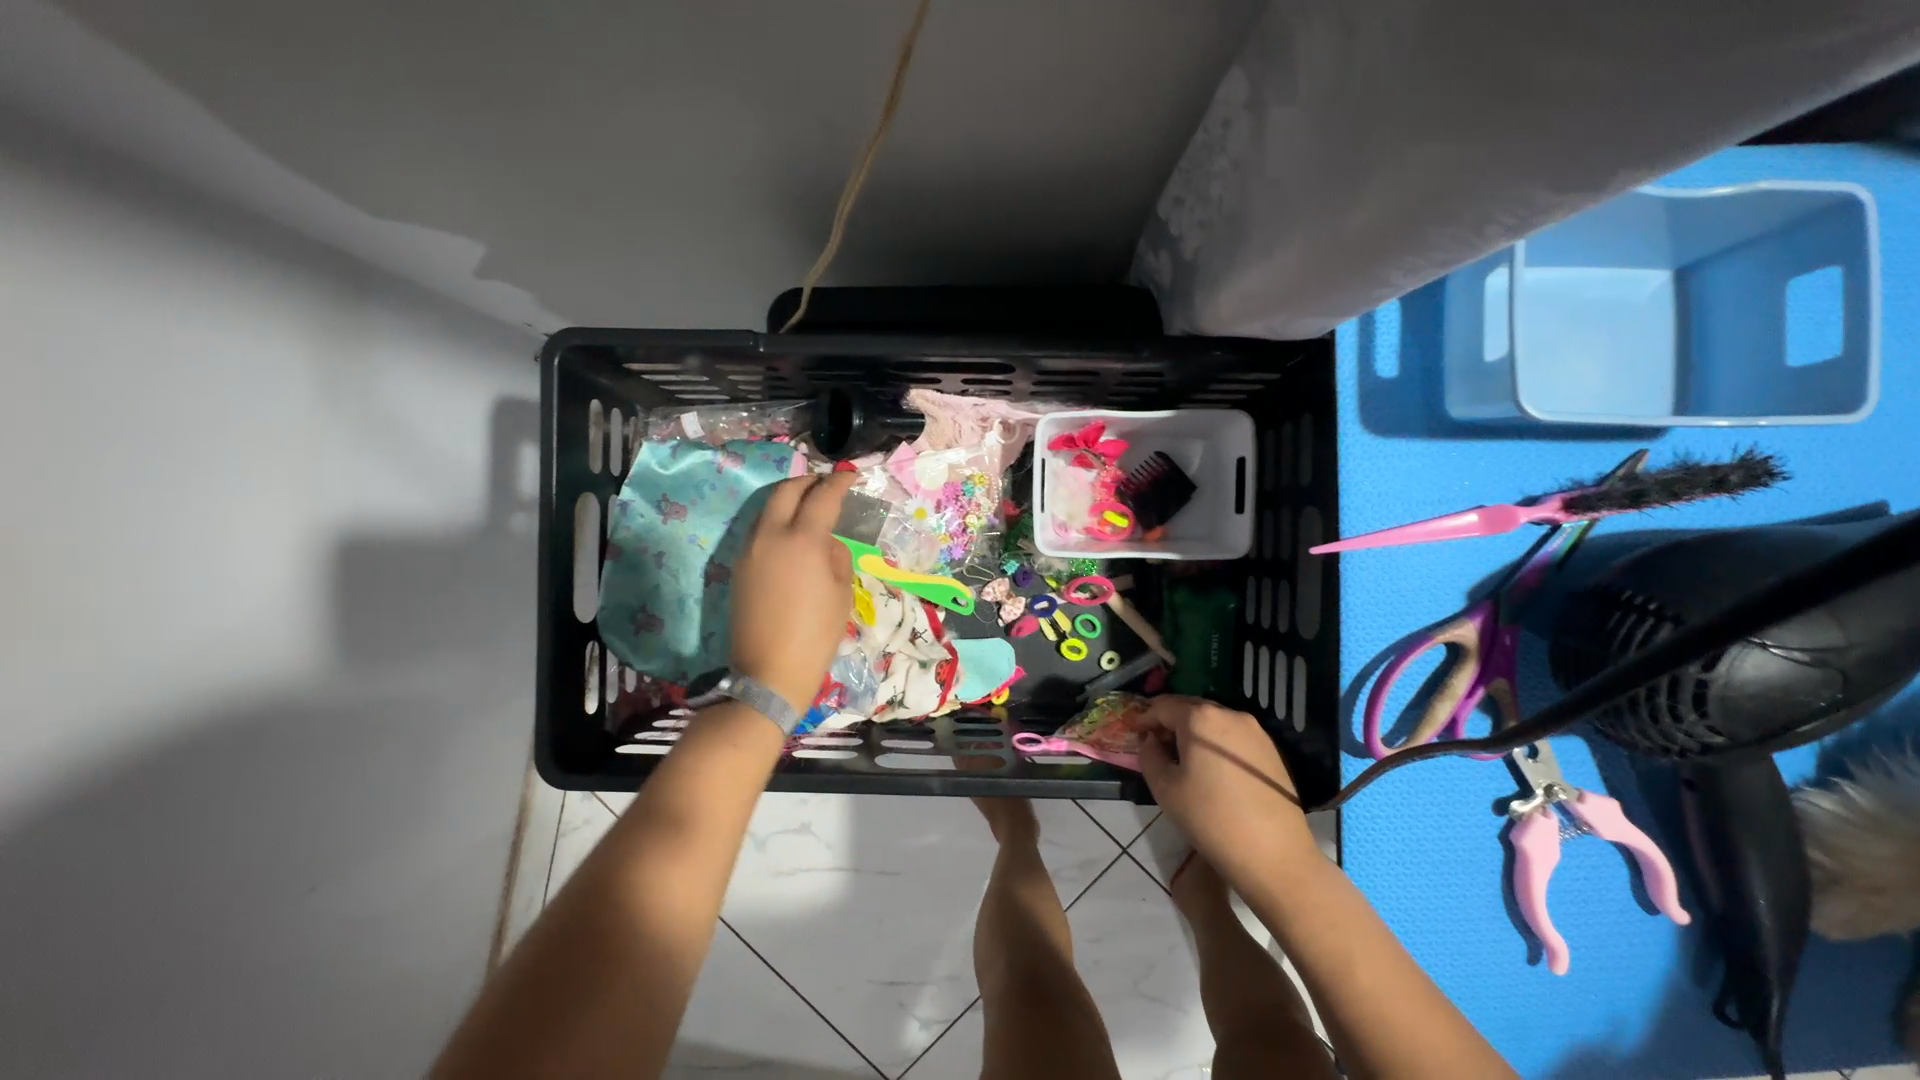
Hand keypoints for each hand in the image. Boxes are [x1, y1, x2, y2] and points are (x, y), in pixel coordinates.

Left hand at [729, 473, 855, 710]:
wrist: (769, 671)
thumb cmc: (816, 634)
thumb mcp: (842, 593)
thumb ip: (836, 556)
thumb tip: (825, 544)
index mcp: (802, 540)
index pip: (822, 496)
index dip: (839, 483)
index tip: (852, 476)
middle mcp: (771, 535)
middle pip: (786, 491)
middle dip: (808, 482)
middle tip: (826, 485)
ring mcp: (749, 550)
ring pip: (767, 509)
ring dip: (788, 500)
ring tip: (808, 506)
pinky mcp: (739, 566)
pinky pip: (759, 531)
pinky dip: (776, 521)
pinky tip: (791, 535)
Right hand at [1138, 696, 1320, 886]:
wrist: (1272, 853)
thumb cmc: (1209, 817)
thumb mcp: (1164, 787)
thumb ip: (1149, 755)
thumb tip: (1150, 740)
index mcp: (1200, 718)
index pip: (1163, 706)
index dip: (1145, 718)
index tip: (1135, 734)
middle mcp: (1230, 714)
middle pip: (1191, 708)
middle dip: (1169, 722)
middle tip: (1156, 745)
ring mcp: (1255, 730)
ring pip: (1214, 721)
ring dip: (1194, 732)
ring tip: (1183, 758)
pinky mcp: (1271, 749)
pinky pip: (1233, 735)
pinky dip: (1216, 742)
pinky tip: (1212, 768)